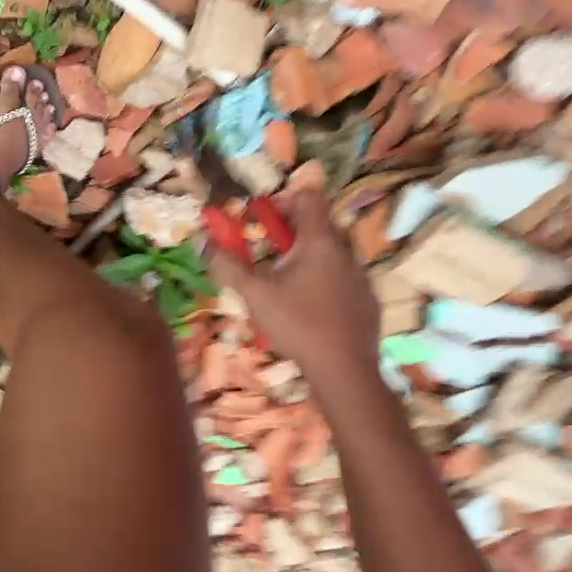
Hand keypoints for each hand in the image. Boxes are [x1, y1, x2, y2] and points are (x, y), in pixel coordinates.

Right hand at [208, 190, 382, 396]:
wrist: (346, 373)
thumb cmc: (298, 324)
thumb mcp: (254, 293)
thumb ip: (226, 264)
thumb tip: (202, 243)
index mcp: (320, 243)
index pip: (309, 198)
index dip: (283, 201)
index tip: (263, 221)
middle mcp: (347, 253)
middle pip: (319, 225)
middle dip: (290, 232)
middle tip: (266, 252)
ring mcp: (362, 279)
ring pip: (332, 253)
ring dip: (307, 257)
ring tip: (285, 282)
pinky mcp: (369, 302)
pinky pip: (344, 277)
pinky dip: (324, 281)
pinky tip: (309, 307)